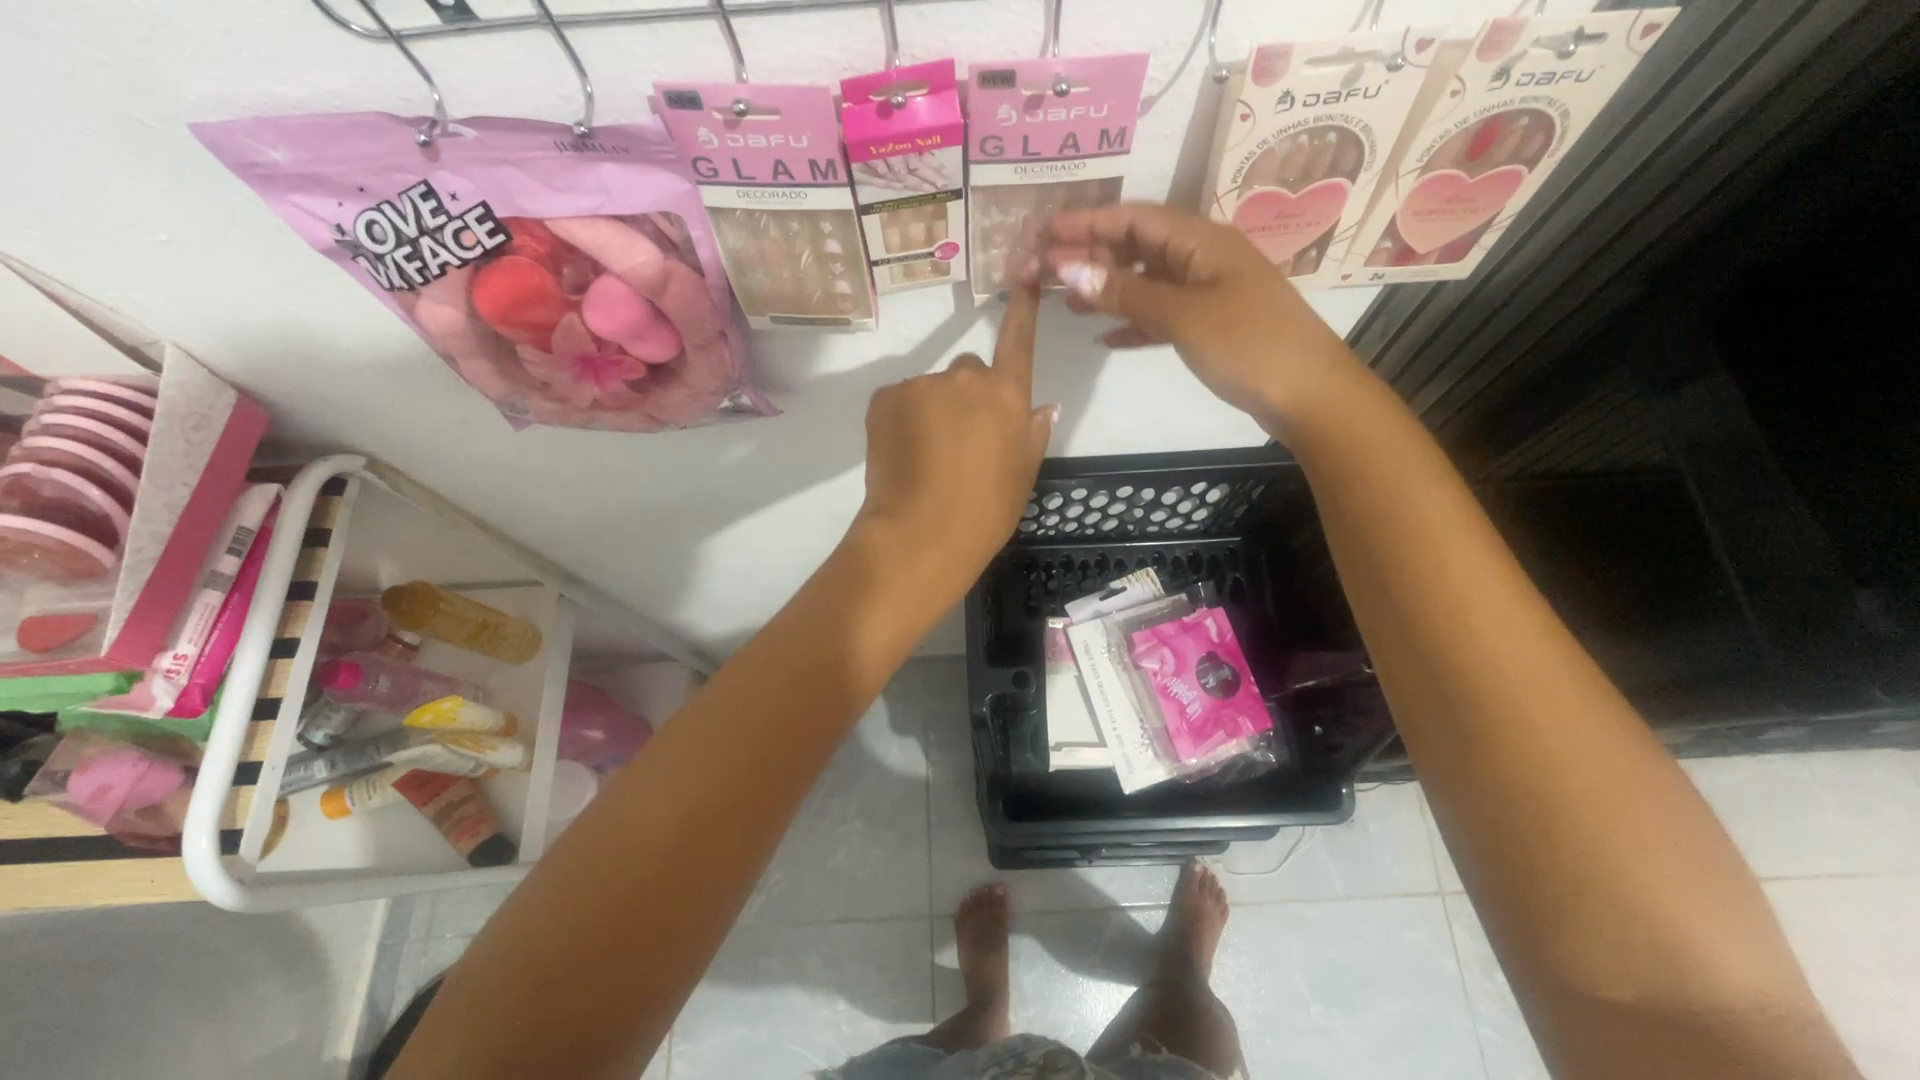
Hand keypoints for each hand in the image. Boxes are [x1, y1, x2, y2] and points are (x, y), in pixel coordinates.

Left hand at [856, 282, 1055, 588]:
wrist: (921, 534)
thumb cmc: (985, 512)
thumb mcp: (1023, 475)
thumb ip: (1032, 434)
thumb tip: (1042, 406)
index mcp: (1008, 395)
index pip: (1018, 341)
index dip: (1022, 309)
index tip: (1024, 274)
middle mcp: (966, 377)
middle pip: (969, 373)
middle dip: (966, 398)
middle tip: (960, 443)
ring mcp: (923, 383)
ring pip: (931, 390)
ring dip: (931, 411)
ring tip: (927, 458)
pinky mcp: (886, 396)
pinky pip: (900, 401)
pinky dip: (901, 420)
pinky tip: (904, 455)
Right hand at [1037, 203, 1358, 430]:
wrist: (1310, 395)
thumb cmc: (1249, 345)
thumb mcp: (1183, 315)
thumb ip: (1126, 293)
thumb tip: (1068, 269)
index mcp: (1202, 241)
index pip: (1135, 218)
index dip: (1086, 222)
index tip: (1042, 232)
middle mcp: (1204, 258)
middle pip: (1138, 246)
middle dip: (1090, 254)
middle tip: (1041, 269)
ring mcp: (1209, 292)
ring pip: (1147, 281)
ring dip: (1107, 288)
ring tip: (1064, 302)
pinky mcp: (1212, 326)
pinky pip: (1162, 314)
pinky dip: (1133, 321)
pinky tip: (1105, 337)